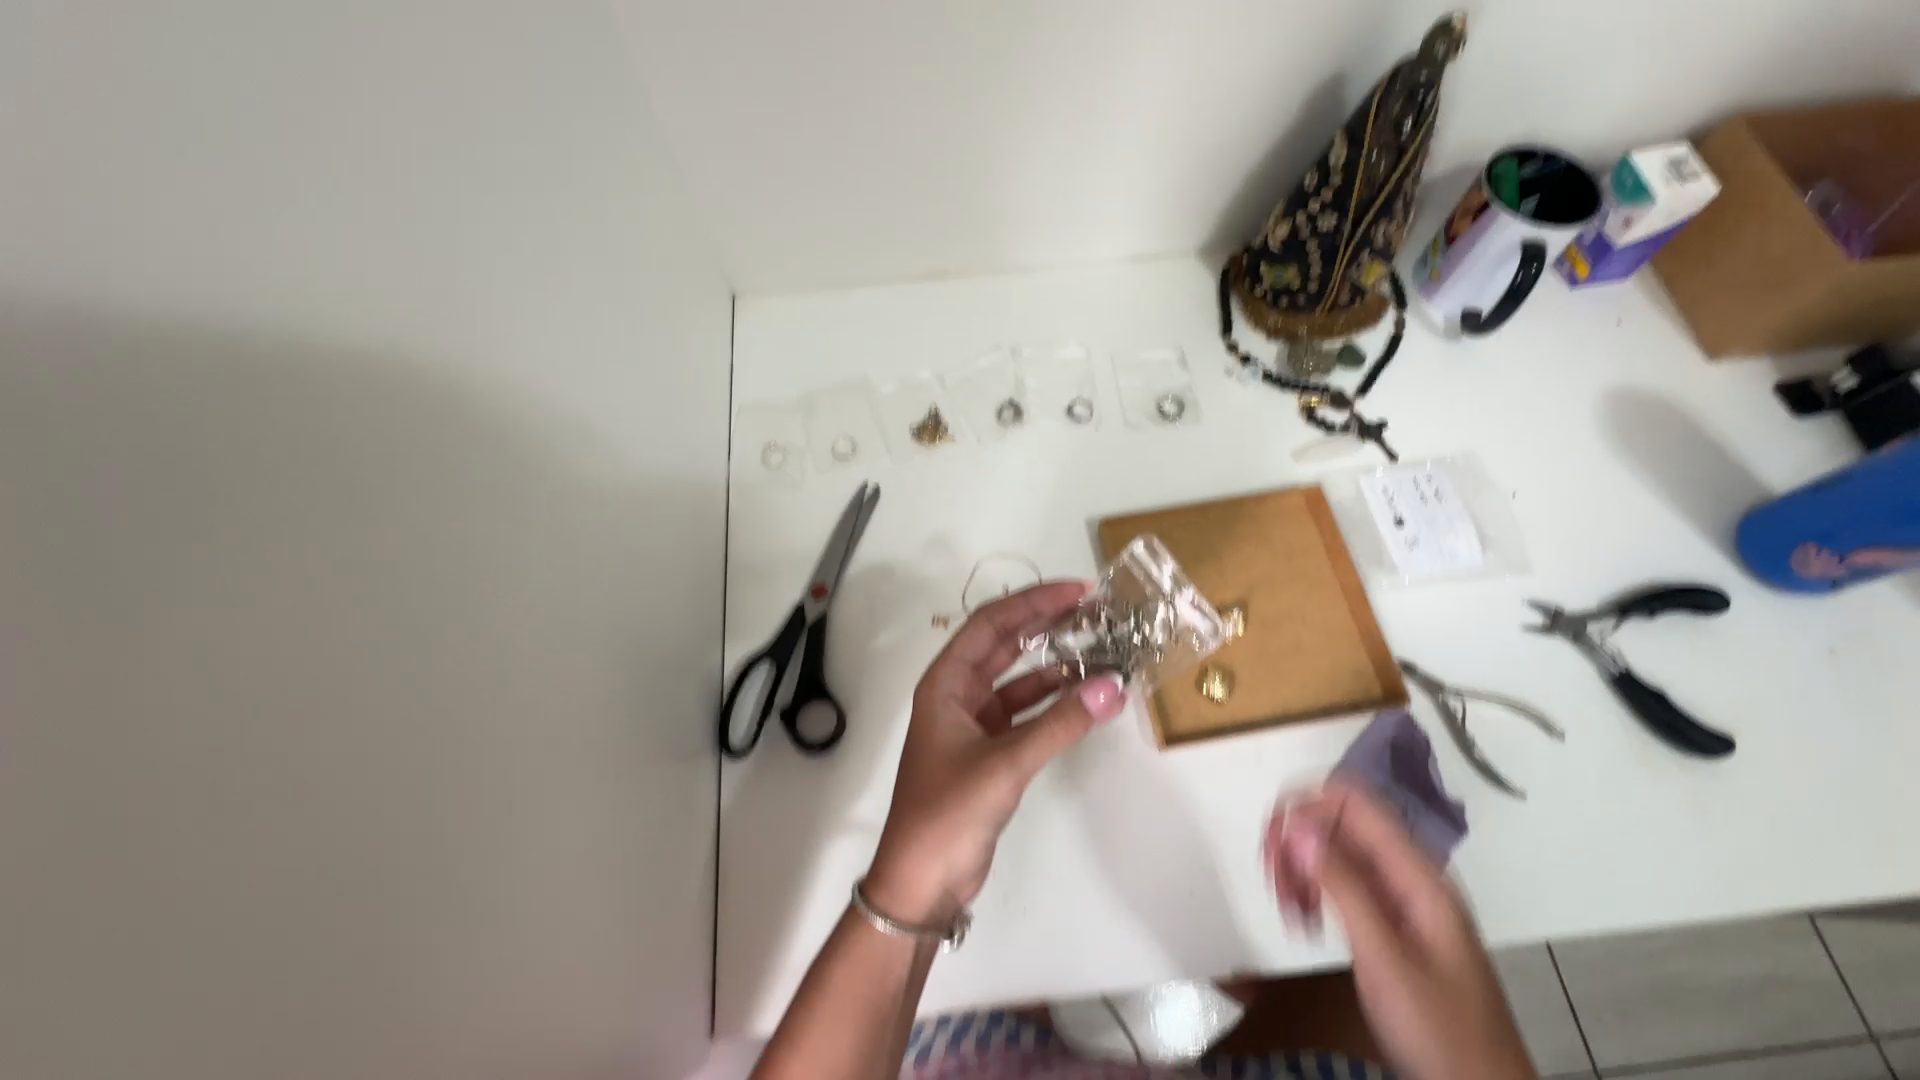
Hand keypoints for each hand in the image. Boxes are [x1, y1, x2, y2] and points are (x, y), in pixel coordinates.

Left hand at [865, 582, 1127, 926]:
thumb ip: (1061, 724)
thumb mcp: (1006, 763)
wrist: (922, 881)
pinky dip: (1054, 704)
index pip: (992, 624)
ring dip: (1056, 666)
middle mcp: (957, 694)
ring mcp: (973, 723)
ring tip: (1101, 649)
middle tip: (1095, 609)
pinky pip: (1025, 713)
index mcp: (945, 683)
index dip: (1034, 601)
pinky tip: (1086, 697)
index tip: (1079, 590)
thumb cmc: (949, 812)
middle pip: (1004, 644)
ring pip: (1018, 679)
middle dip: (1047, 624)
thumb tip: (1114, 685)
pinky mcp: (989, 751)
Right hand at [1267, 780, 1535, 1079]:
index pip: (1355, 803)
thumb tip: (1299, 824)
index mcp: (1415, 873)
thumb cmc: (1440, 1029)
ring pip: (1333, 855)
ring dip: (1299, 870)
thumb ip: (1342, 886)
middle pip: (1338, 825)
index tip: (1272, 839)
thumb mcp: (1384, 957)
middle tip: (1273, 882)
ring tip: (1289, 911)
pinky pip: (1340, 886)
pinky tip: (1303, 922)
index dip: (1308, 805)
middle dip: (1297, 842)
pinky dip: (1312, 894)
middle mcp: (1406, 876)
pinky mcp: (1386, 923)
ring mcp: (1397, 899)